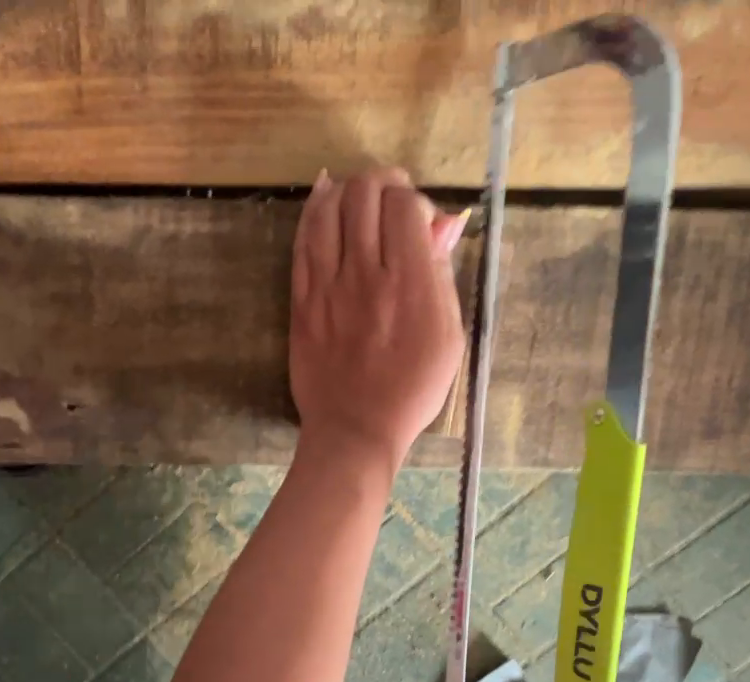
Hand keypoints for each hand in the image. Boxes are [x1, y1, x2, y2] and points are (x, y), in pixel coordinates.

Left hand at [289, 167, 468, 470]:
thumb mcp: (449, 336)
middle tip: (392, 201)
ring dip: (347, 190)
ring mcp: (326, 285)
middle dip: (383, 185)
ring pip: (328, 208)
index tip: (421, 225)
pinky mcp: (301, 298)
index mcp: (409, 284)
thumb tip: (444, 224)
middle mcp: (365, 274)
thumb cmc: (411, 389)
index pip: (405, 205)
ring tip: (360, 196)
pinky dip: (313, 210)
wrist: (355, 429)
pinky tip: (324, 195)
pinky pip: (302, 239)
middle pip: (364, 194)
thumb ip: (442, 274)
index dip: (416, 202)